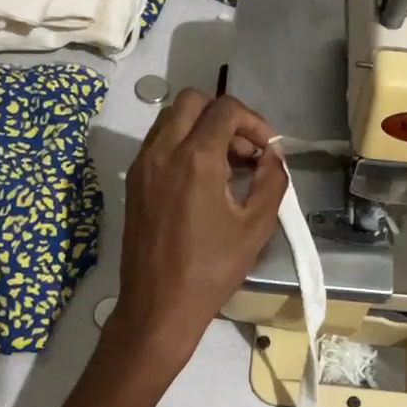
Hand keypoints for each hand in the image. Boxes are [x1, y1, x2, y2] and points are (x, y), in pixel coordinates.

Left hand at [106, 89, 286, 369]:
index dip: (254, 122)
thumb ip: (271, 181)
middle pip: (192, 101)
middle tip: (245, 151)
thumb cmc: (212, 270)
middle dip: (224, 116)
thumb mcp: (255, 227)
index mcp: (195, 159)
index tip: (266, 150)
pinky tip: (203, 181)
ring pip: (171, 118)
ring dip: (202, 128)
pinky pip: (159, 142)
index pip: (225, 109)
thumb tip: (273, 156)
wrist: (158, 305)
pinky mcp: (133, 181)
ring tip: (227, 166)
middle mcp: (163, 151)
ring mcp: (142, 165)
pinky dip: (183, 145)